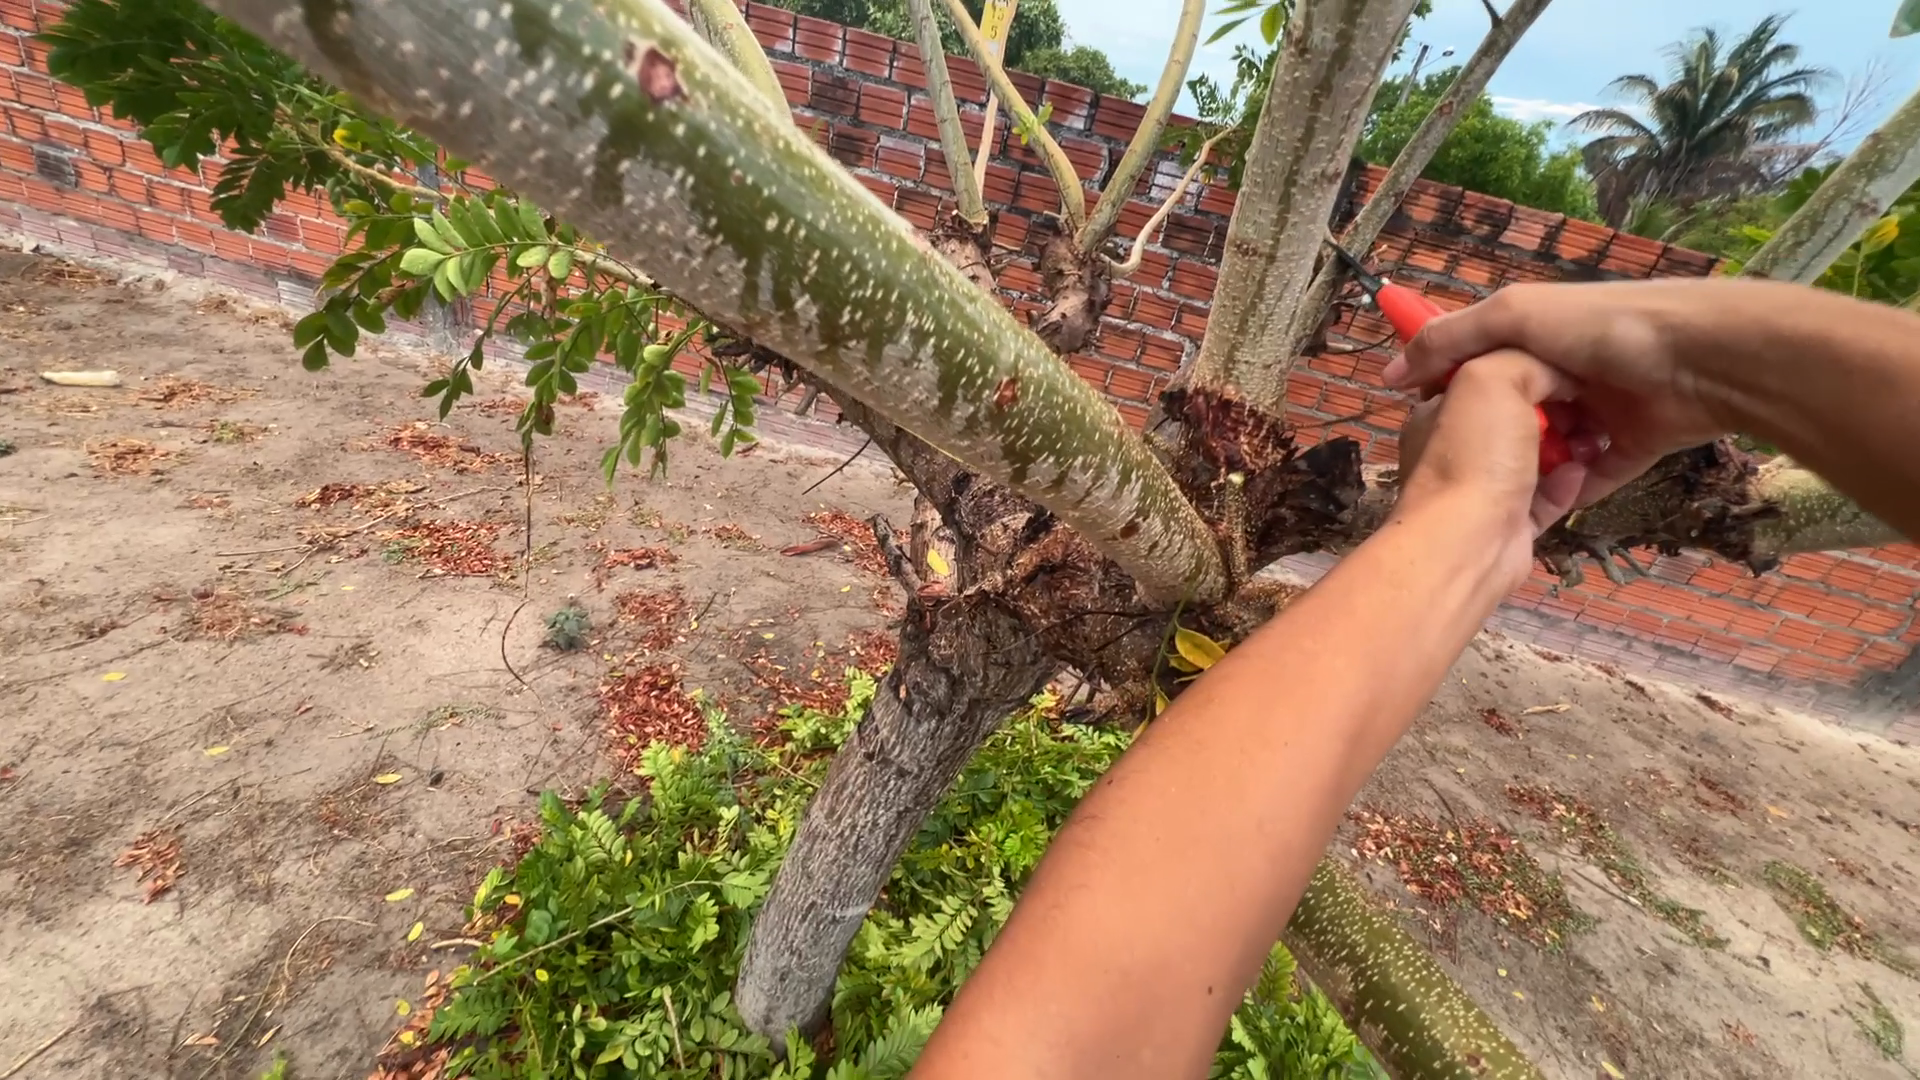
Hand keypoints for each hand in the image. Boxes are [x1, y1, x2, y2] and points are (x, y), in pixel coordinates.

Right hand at [1383, 280, 1748, 506]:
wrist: (1711, 360)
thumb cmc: (1605, 328)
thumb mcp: (1513, 317)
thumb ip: (1448, 340)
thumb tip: (1388, 377)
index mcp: (1533, 340)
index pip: (1472, 367)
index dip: (1445, 392)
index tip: (1423, 418)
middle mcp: (1560, 376)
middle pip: (1504, 415)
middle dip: (1487, 437)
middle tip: (1465, 457)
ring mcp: (1594, 414)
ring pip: (1540, 451)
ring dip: (1525, 467)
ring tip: (1508, 481)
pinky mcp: (1625, 447)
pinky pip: (1584, 478)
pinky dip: (1566, 492)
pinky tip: (1542, 503)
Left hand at [1393, 350, 1597, 587]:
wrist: (1468, 541)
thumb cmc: (1472, 455)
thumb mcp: (1489, 379)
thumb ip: (1519, 360)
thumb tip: (1554, 374)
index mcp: (1438, 411)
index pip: (1480, 375)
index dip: (1523, 365)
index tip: (1567, 363)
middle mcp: (1455, 447)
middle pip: (1515, 414)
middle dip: (1557, 407)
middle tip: (1590, 404)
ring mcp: (1480, 486)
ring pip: (1536, 455)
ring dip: (1571, 446)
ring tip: (1596, 439)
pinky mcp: (1508, 520)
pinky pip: (1546, 495)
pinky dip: (1567, 484)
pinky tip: (1583, 473)